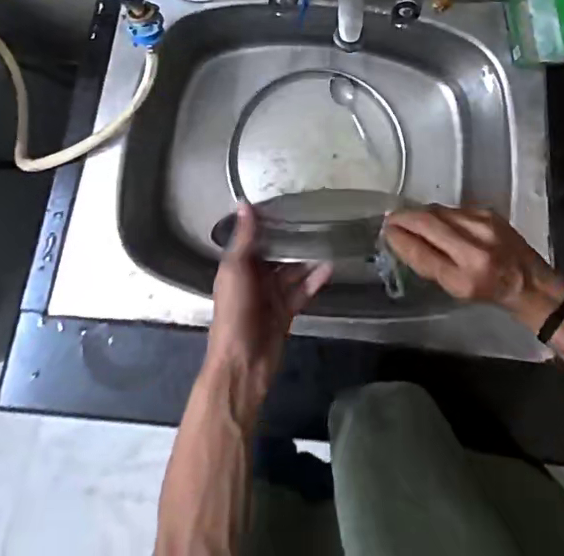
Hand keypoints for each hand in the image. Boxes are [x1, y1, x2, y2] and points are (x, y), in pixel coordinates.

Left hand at [205, 203, 331, 390]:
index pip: (254, 237)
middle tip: (316, 217)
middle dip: (292, 239)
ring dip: (307, 258)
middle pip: (276, 253)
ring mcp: (272, 294)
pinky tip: (330, 267)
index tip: (287, 200)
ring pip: (292, 271)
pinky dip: (315, 280)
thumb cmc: (234, 312)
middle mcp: (255, 277)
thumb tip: (244, 203)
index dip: (268, 221)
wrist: (242, 362)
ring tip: (328, 239)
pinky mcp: (287, 310)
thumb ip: (244, 239)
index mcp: (238, 265)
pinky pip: (302, 290)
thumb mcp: (235, 270)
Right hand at [383, 206, 563, 332]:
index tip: (386, 232)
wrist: (532, 283)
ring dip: (419, 213)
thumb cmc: (490, 293)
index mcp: (465, 277)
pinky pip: (452, 209)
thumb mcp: (456, 289)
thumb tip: (398, 238)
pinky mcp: (488, 212)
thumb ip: (428, 263)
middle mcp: (475, 248)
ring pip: (438, 211)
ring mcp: (483, 225)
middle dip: (404, 218)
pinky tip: (432, 218)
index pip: (421, 251)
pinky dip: (437, 213)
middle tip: (389, 220)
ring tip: (406, 218)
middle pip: (427, 223)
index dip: (399, 239)